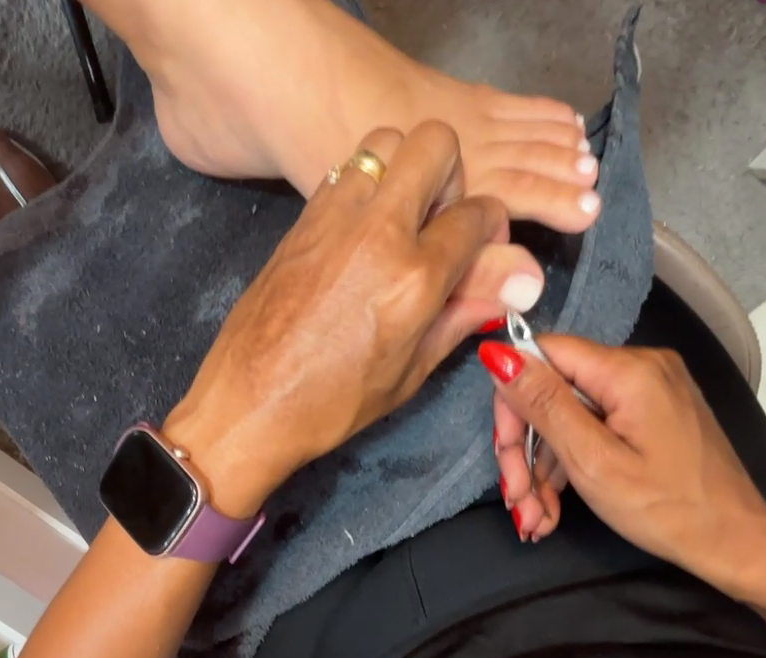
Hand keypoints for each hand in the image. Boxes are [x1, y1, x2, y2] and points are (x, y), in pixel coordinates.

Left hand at [164, 121, 542, 515]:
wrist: (248, 405)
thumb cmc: (328, 406)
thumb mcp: (408, 374)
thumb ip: (461, 315)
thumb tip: (518, 281)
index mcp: (414, 277)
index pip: (479, 213)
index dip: (491, 230)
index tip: (481, 252)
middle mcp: (377, 232)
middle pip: (436, 144)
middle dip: (450, 176)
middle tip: (437, 223)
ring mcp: (333, 219)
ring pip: (385, 143)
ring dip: (403, 169)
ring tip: (397, 221)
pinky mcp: (301, 222)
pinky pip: (344, 171)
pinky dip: (363, 185)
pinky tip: (358, 233)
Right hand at [477, 334, 765, 592]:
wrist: (733, 541)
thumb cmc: (665, 507)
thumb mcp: (593, 459)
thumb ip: (545, 404)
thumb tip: (496, 353)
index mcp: (628, 370)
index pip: (542, 355)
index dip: (512, 400)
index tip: (506, 452)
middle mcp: (639, 367)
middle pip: (552, 390)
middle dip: (524, 448)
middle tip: (517, 502)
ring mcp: (646, 391)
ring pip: (567, 416)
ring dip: (542, 469)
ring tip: (536, 519)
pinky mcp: (649, 414)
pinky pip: (591, 428)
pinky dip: (569, 466)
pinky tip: (554, 508)